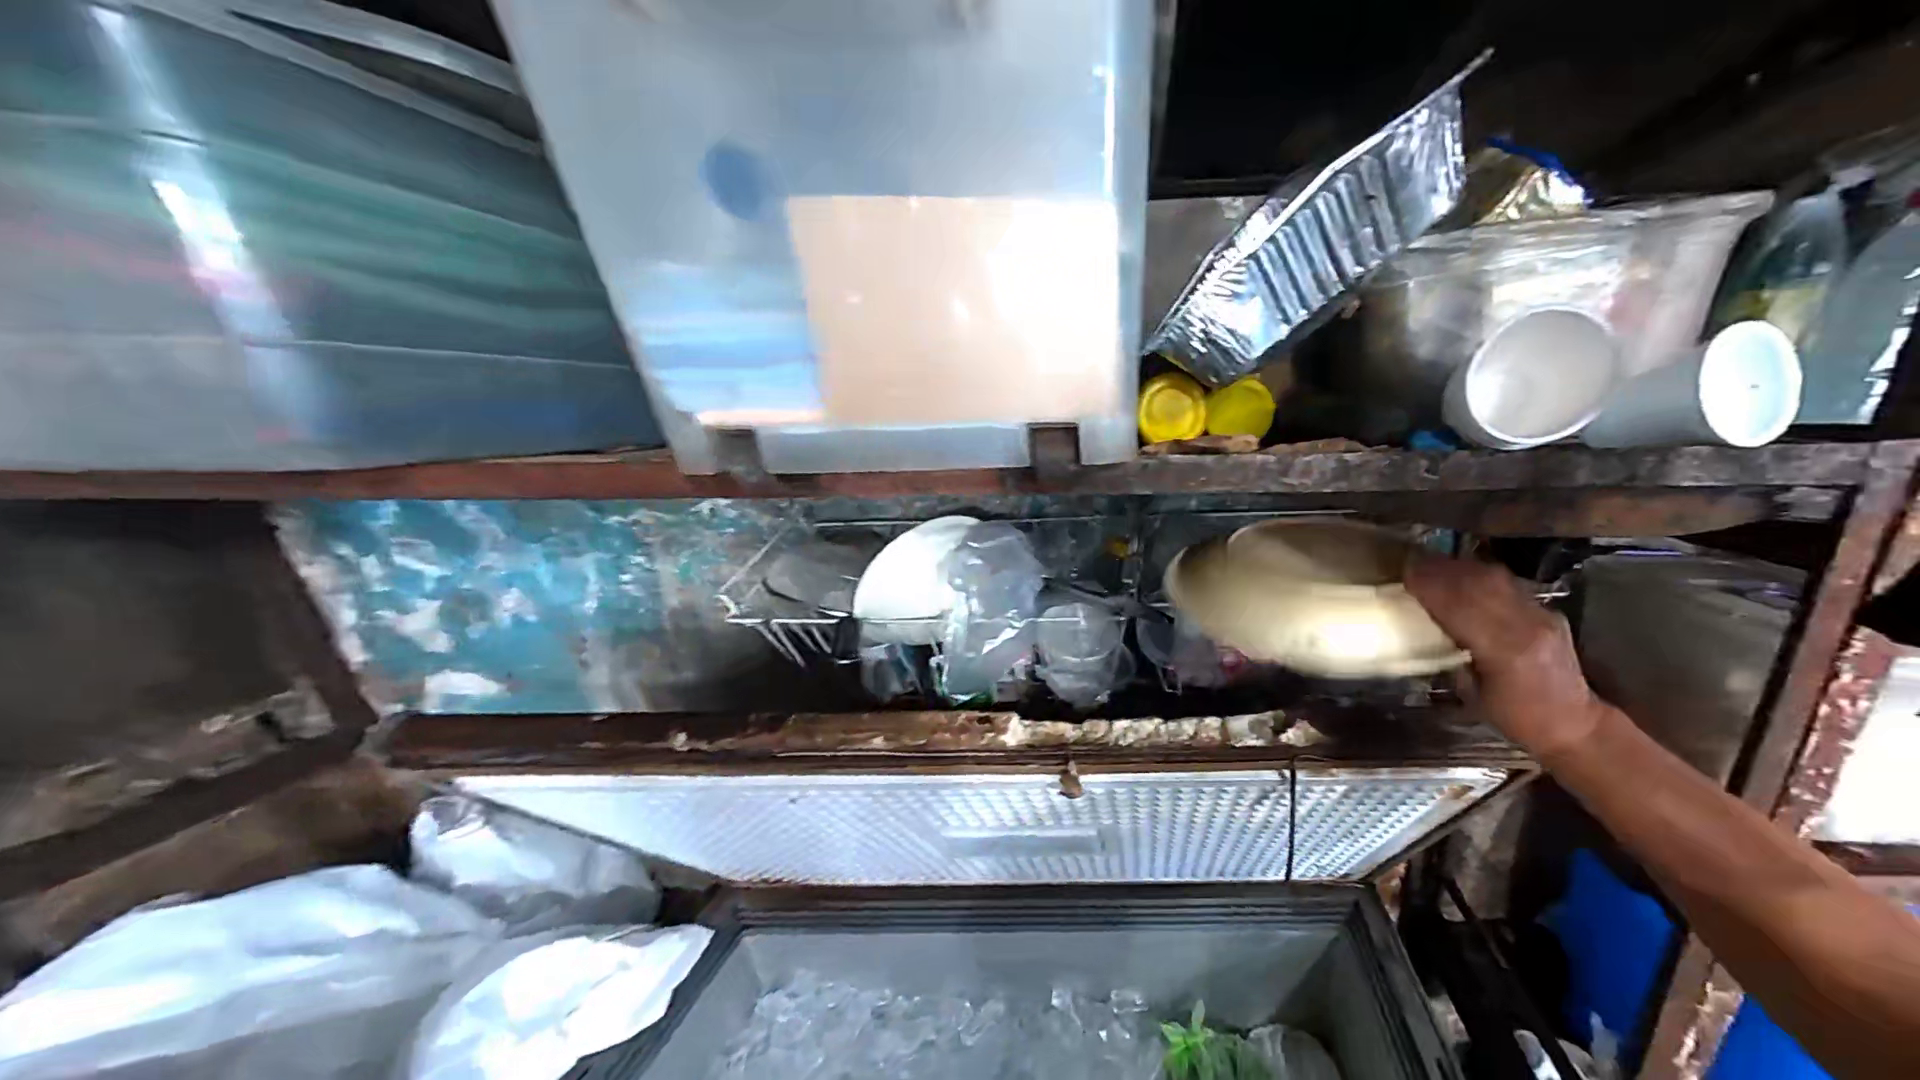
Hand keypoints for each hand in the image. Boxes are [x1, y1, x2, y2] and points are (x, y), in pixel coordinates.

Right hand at [1404, 552, 1601, 759]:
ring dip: (1457, 568)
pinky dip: (1477, 575)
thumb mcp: (1470, 692)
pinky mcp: (1547, 611)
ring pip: (1493, 577)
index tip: (1402, 577)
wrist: (1576, 724)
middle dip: (1439, 570)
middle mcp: (1528, 625)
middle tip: (1410, 567)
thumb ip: (1449, 653)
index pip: (1460, 605)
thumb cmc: (1514, 717)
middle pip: (1477, 583)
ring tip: (1430, 567)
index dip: (1430, 586)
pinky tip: (1460, 577)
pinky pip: (1506, 583)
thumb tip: (1417, 626)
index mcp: (1505, 651)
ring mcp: (1542, 614)